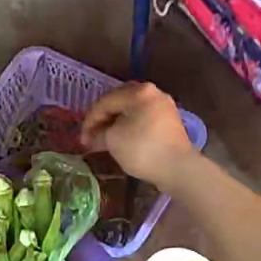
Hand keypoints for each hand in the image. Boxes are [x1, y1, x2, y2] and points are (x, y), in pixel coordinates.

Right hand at [81, 82, 199, 188]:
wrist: (178, 169)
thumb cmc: (143, 150)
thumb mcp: (113, 140)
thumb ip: (99, 134)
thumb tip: (93, 137)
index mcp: (139, 91)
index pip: (105, 102)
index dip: (89, 121)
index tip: (81, 139)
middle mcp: (154, 93)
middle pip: (120, 103)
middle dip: (103, 121)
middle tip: (92, 137)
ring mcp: (165, 108)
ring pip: (132, 113)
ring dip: (117, 126)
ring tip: (106, 141)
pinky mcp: (170, 123)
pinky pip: (144, 122)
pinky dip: (131, 130)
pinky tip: (124, 142)